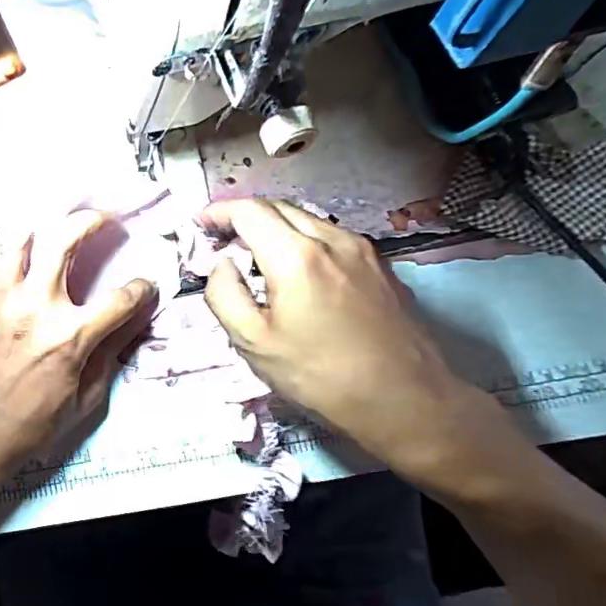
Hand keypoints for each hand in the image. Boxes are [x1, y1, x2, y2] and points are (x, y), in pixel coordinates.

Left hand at [0, 210, 156, 494]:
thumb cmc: (32, 423)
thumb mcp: (86, 399)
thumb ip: (110, 355)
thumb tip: (132, 324)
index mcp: (70, 339)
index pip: (121, 299)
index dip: (142, 289)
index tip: (146, 286)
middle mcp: (34, 309)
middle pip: (62, 241)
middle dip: (90, 219)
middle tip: (103, 217)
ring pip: (15, 235)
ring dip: (40, 211)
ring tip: (57, 206)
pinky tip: (0, 212)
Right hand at [200, 198, 500, 471]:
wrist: (403, 398)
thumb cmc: (322, 377)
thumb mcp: (255, 344)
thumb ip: (224, 295)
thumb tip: (222, 264)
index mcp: (296, 256)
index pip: (249, 211)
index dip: (219, 212)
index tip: (202, 224)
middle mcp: (332, 239)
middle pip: (279, 208)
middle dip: (246, 217)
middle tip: (225, 240)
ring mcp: (362, 249)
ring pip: (308, 220)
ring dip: (277, 228)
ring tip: (260, 257)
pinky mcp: (381, 265)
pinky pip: (333, 238)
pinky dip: (306, 242)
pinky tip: (301, 273)